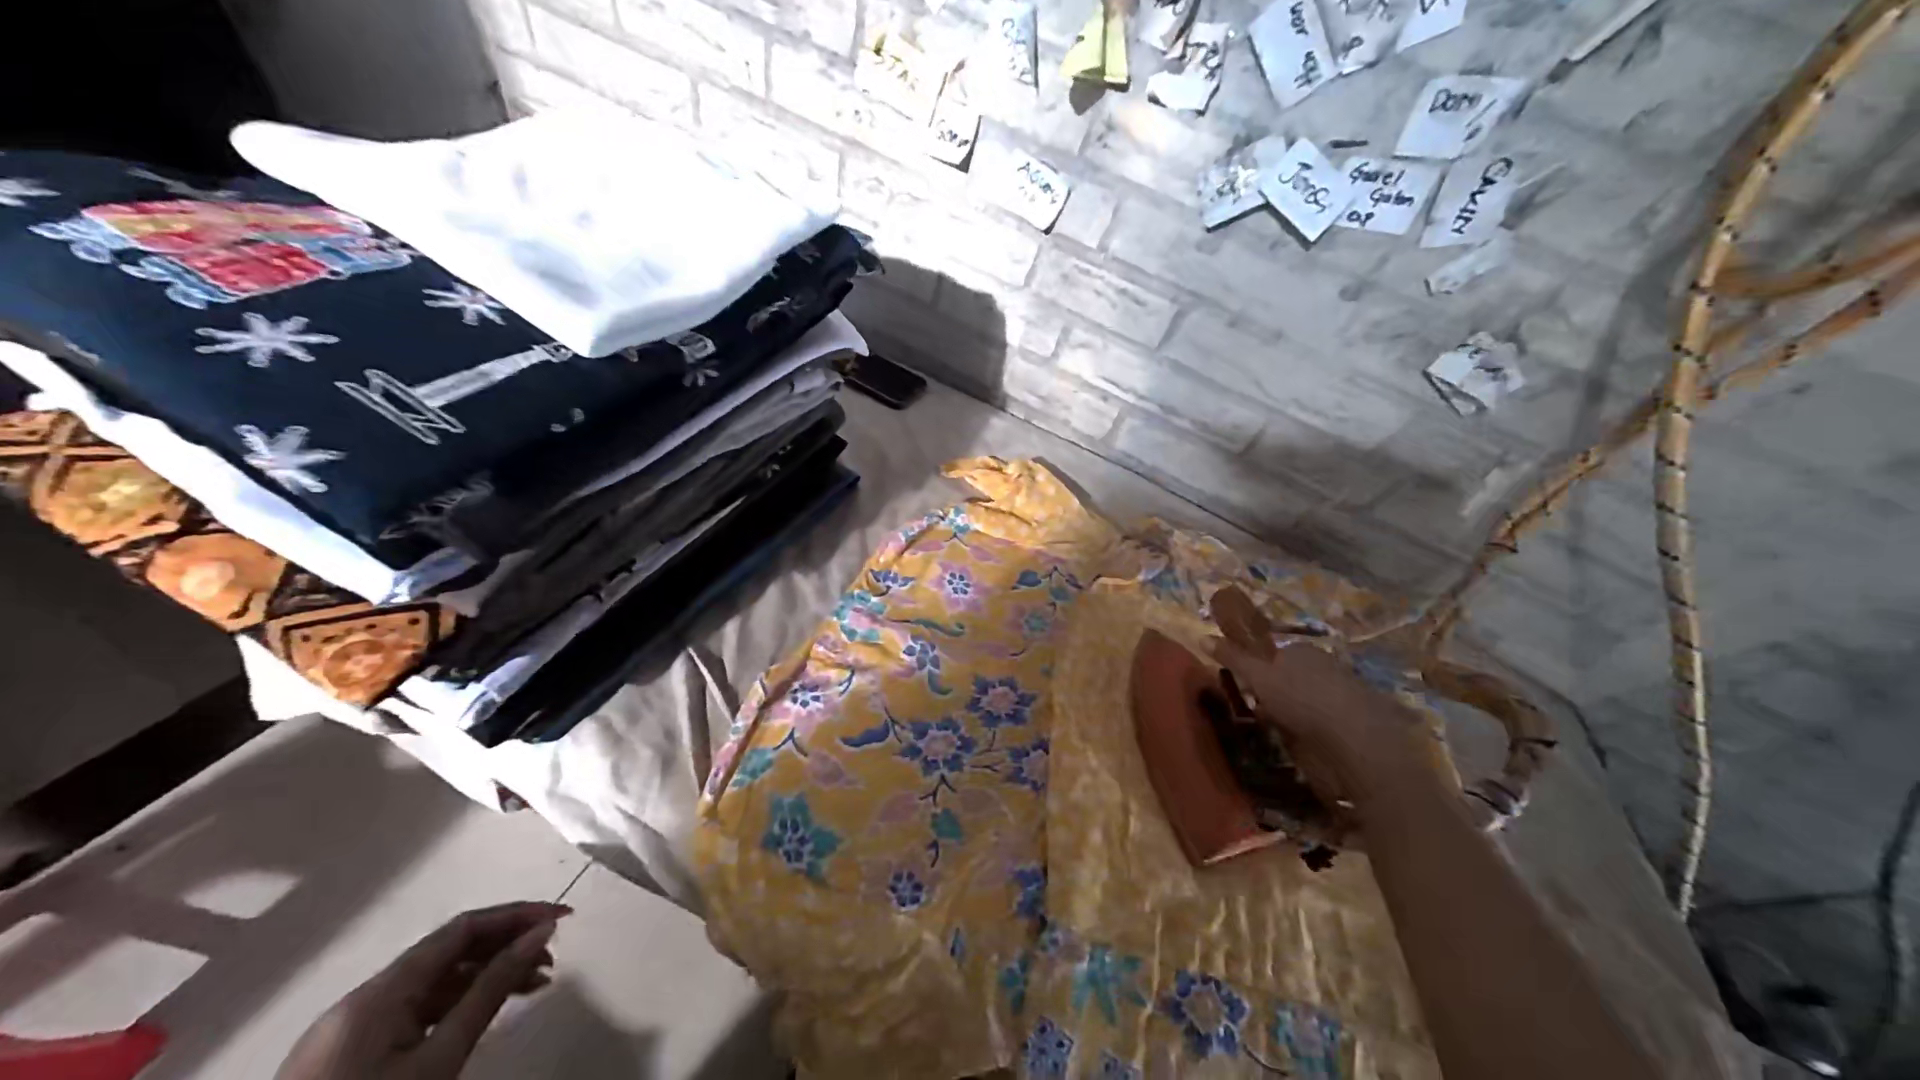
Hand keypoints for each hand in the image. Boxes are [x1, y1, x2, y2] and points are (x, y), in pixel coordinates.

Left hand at [275, 901, 570, 1079]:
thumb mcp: (441, 1059)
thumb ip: (491, 990)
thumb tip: (539, 934)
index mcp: (381, 990)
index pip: (462, 928)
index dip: (516, 915)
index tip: (562, 918)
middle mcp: (362, 998)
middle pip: (447, 952)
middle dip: (505, 946)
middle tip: (553, 959)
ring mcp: (349, 1028)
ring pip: (432, 983)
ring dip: (485, 976)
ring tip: (534, 988)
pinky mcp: (345, 1056)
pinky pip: (413, 1011)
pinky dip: (456, 1004)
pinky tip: (483, 1014)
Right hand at [1211, 639, 1443, 820]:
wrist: (1357, 738)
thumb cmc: (1300, 699)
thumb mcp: (1257, 676)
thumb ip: (1232, 657)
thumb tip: (1202, 635)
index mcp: (1301, 650)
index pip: (1273, 652)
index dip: (1259, 669)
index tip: (1248, 688)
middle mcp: (1325, 664)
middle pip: (1292, 674)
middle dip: (1278, 691)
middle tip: (1262, 713)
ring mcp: (1345, 691)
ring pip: (1311, 697)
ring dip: (1297, 712)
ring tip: (1284, 733)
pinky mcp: (1359, 718)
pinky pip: (1327, 719)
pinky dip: (1317, 728)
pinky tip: (1310, 743)